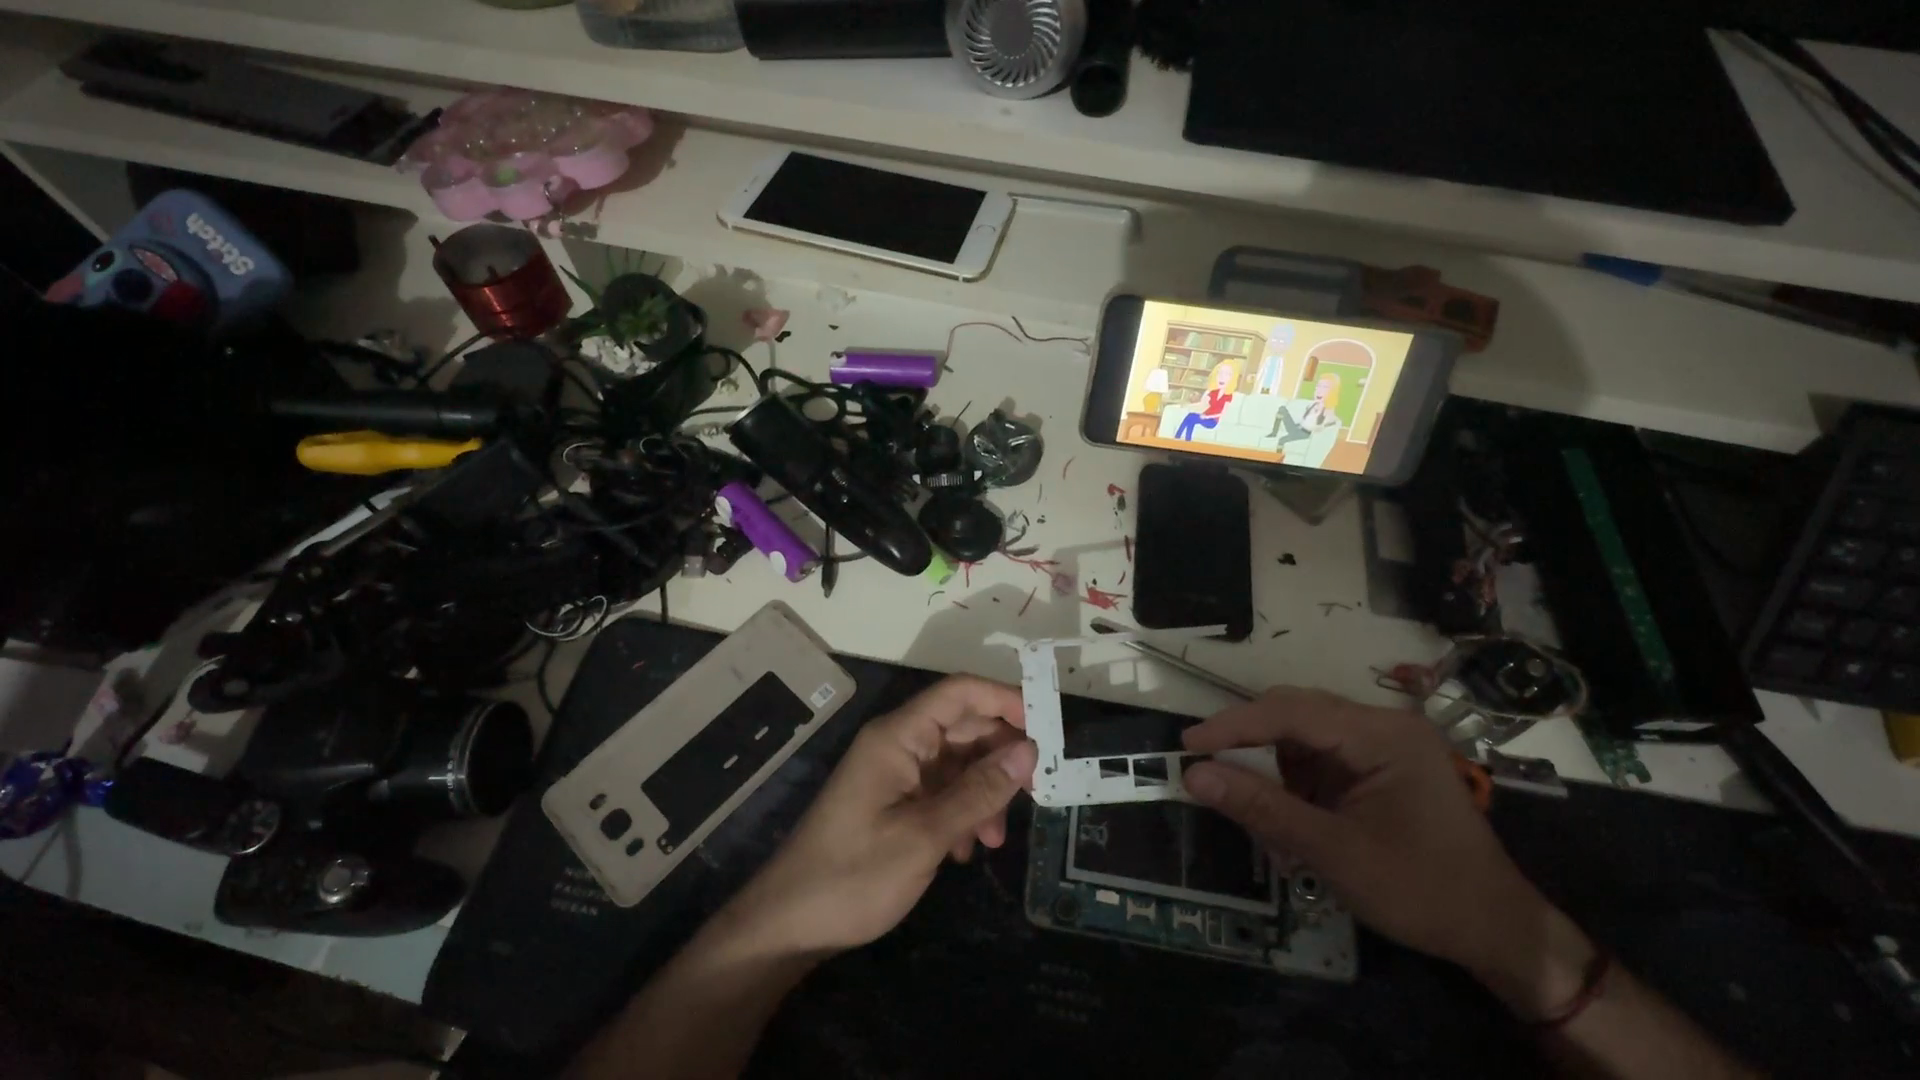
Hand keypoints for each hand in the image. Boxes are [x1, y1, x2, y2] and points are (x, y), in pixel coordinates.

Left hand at [720, 675, 1035, 957]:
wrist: (791, 924)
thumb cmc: (854, 875)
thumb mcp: (925, 835)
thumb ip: (979, 791)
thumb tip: (1028, 750)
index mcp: (898, 736)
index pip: (959, 692)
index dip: (1004, 699)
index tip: (1046, 729)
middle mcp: (897, 744)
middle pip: (963, 726)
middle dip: (1001, 756)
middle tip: (1034, 792)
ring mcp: (895, 773)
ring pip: (957, 762)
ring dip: (984, 792)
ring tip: (993, 840)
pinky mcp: (894, 802)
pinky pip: (941, 791)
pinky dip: (962, 812)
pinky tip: (967, 849)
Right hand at [1181, 688, 1592, 1013]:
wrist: (1496, 931)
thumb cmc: (1422, 891)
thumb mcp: (1334, 852)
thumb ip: (1262, 808)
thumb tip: (1193, 775)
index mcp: (1383, 735)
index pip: (1291, 711)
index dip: (1234, 724)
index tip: (1187, 744)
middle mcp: (1383, 726)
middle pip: (1295, 712)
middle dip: (1249, 741)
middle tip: (1205, 769)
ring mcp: (1383, 745)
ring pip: (1302, 734)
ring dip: (1270, 766)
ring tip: (1253, 808)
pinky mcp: (1378, 768)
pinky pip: (1318, 758)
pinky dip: (1292, 782)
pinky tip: (1287, 815)